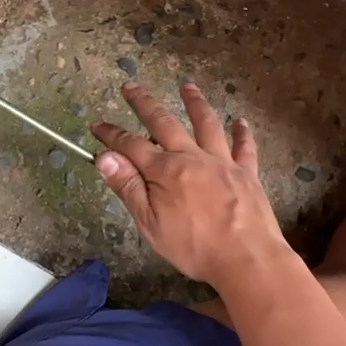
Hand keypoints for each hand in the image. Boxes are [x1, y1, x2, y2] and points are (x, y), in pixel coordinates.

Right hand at [91, 83, 291, 291]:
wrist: (247, 259)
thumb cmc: (194, 247)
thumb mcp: (150, 223)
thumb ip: (129, 187)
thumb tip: (104, 157)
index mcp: (165, 171)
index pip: (131, 146)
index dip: (111, 135)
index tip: (97, 125)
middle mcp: (192, 157)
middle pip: (164, 123)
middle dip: (144, 104)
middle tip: (131, 86)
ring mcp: (222, 162)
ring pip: (207, 124)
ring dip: (195, 103)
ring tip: (188, 86)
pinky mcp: (247, 174)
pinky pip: (244, 147)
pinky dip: (242, 133)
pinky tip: (241, 122)